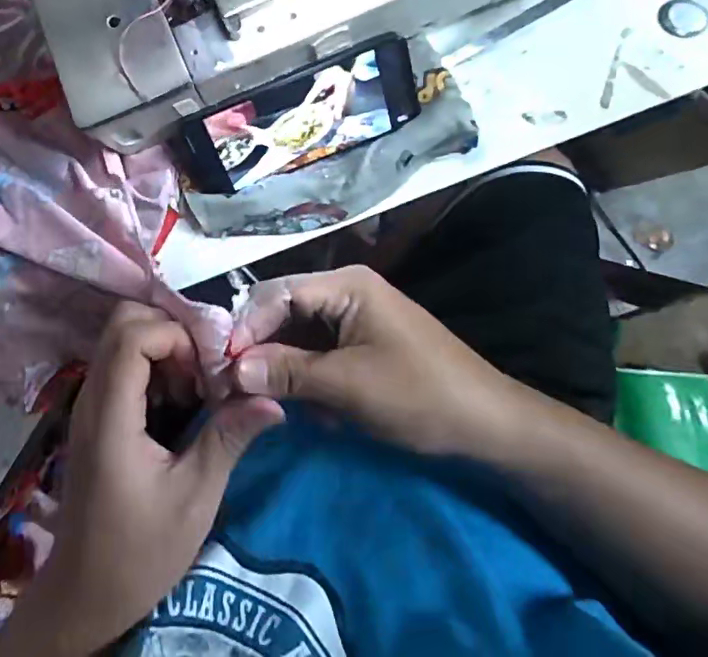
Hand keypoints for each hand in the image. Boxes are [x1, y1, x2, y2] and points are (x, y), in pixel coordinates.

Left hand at [0, 306, 283, 655]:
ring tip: (199, 386)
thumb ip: (228, 438)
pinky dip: (156, 366)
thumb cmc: (139, 552)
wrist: (85, 596)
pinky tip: (182, 401)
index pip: (131, 336)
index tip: (209, 365)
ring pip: (123, 340)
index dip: (175, 335)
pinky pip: (124, 364)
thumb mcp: (194, 497)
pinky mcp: (98, 415)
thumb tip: (273, 401)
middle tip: (207, 366)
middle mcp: (92, 398)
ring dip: (166, 348)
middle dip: (171, 330)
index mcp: (110, 415)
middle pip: (123, 324)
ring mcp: (91, 404)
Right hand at [227, 265, 530, 457]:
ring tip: (269, 403)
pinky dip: (307, 380)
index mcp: (346, 284)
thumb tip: (232, 370)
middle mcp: (345, 290)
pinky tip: (311, 410)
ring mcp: (353, 317)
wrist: (486, 423)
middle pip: (284, 312)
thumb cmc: (419, 394)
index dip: (245, 328)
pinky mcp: (359, 343)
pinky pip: (317, 354)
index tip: (221, 368)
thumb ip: (288, 373)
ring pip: (297, 336)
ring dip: (283, 369)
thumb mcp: (348, 386)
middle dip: (260, 350)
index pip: (277, 294)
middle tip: (233, 388)